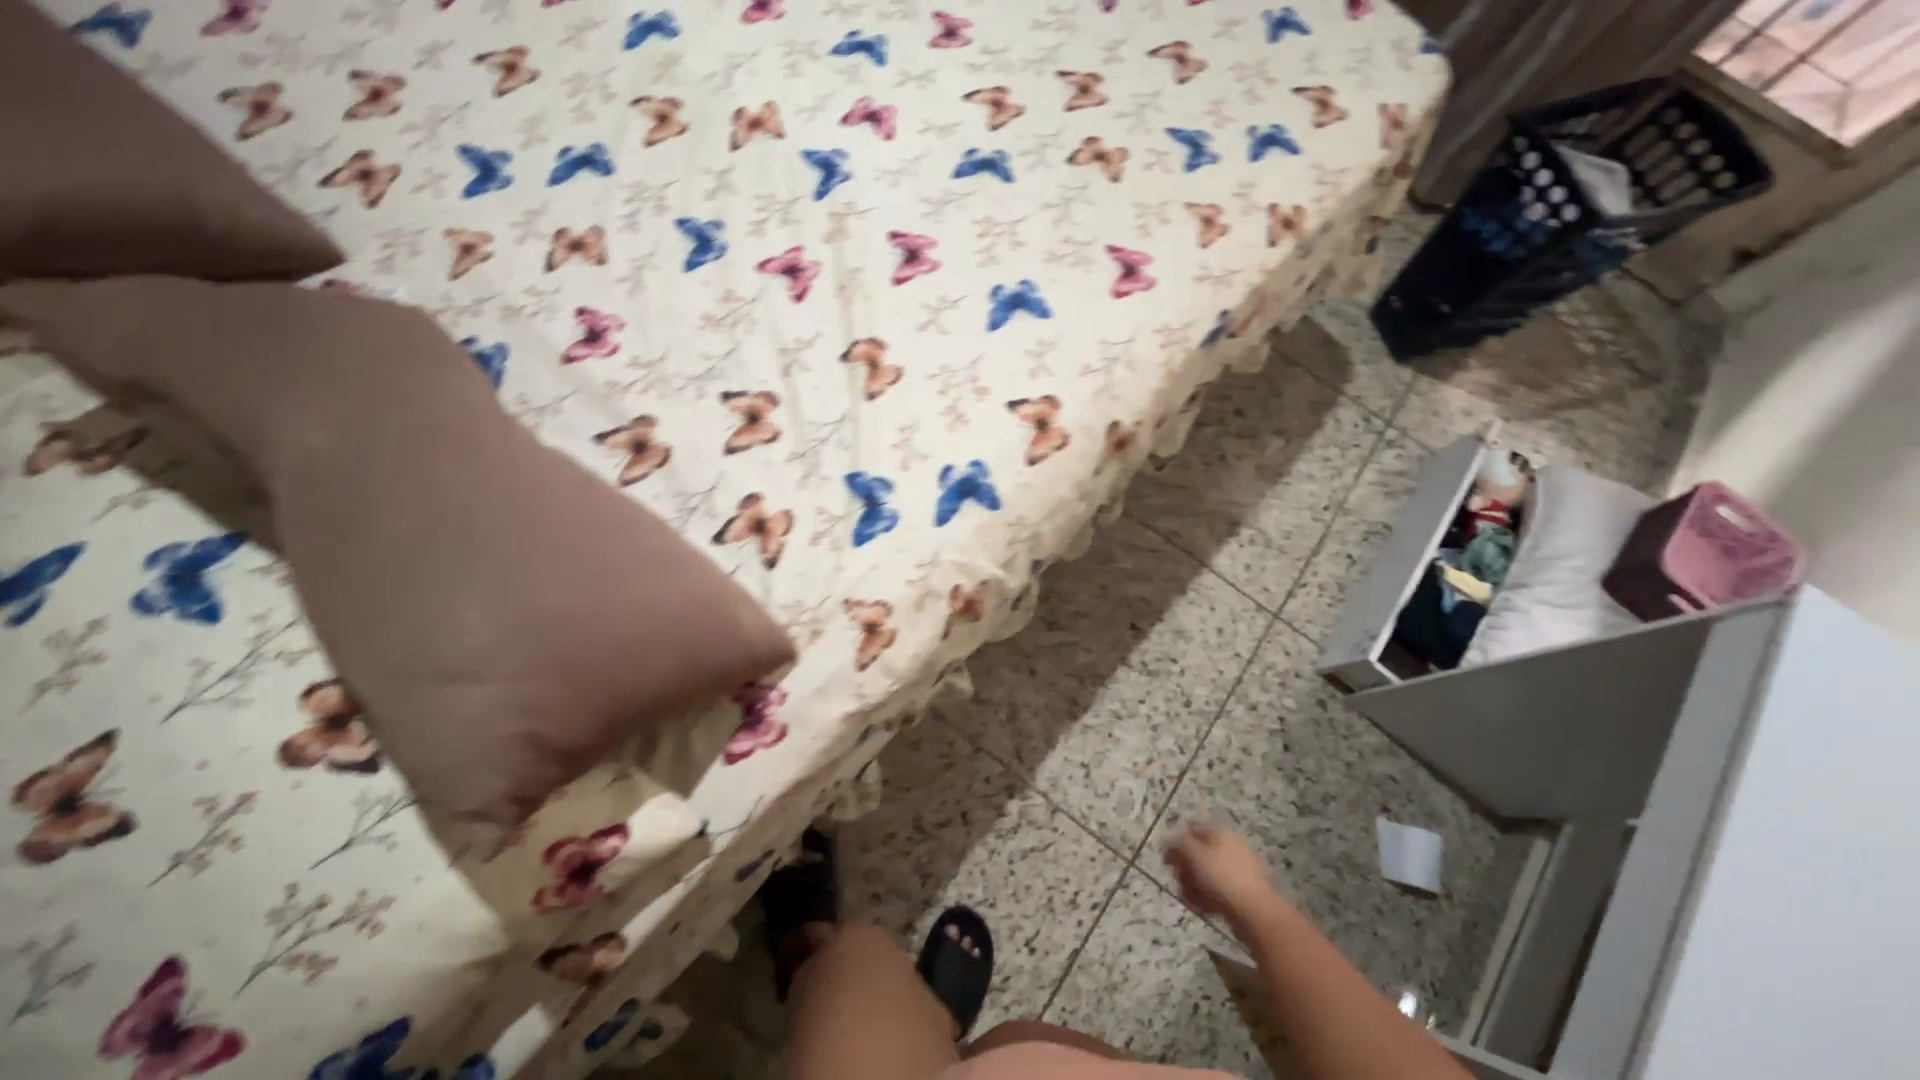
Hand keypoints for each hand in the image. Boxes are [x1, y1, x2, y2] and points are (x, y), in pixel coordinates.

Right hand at [1163, 820, 1278, 925]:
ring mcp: (1236, 869)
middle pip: (1196, 853)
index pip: (1192, 828)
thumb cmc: (1221, 878)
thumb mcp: (1194, 855)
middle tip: (1181, 880)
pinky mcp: (1240, 890)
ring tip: (1192, 898)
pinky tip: (1203, 906)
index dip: (1176, 842)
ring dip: (1193, 885)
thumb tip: (1168, 842)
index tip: (1168, 860)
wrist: (1254, 911)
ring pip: (1204, 873)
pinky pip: (1216, 889)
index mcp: (1220, 833)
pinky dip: (1206, 897)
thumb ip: (1177, 844)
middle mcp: (1229, 846)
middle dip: (1184, 868)